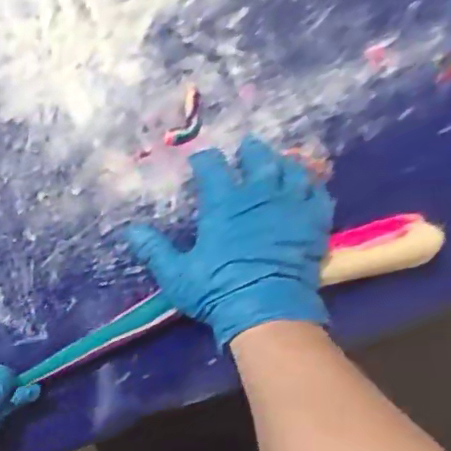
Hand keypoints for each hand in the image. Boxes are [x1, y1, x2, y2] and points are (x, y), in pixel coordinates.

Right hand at [125, 135, 334, 349]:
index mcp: (223, 207)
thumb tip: (131, 230)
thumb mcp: (174, 272)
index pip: (214, 172)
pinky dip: (312, 185)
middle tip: (247, 144)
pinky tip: (308, 184)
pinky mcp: (315, 223)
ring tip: (280, 159)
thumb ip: (154, 249)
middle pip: (260, 163)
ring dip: (284, 163)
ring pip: (293, 173)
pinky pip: (318, 194)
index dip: (205, 161)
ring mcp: (292, 208)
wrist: (265, 306)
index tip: (200, 156)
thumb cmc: (214, 288)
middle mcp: (260, 199)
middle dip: (251, 152)